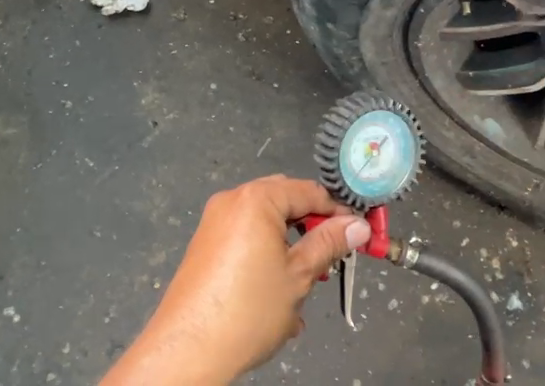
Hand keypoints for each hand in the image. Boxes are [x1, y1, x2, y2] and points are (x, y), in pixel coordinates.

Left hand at [102, 176, 370, 385]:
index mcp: (256, 198)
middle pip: (285, 203)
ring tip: (304, 285)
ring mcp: (214, 223)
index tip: (357, 233)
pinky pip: (245, 240)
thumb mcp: (299, 275)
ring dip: (290, 248)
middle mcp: (232, 201)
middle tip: (331, 259)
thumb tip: (356, 226)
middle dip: (311, 229)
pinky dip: (266, 257)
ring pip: (265, 225)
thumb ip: (329, 244)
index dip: (337, 212)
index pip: (309, 191)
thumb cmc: (247, 309)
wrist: (186, 352)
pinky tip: (276, 295)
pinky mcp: (204, 247)